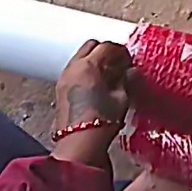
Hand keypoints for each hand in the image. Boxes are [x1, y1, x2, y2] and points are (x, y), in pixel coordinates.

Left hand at [53, 40, 133, 169]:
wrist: (79, 143)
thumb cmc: (102, 120)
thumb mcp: (121, 99)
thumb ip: (127, 80)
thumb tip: (131, 72)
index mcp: (90, 64)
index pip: (107, 46)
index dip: (121, 51)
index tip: (129, 61)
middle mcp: (74, 66)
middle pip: (90, 46)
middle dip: (105, 51)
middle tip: (118, 63)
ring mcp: (64, 77)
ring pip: (80, 58)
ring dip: (93, 61)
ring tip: (107, 75)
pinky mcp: (60, 89)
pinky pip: (74, 70)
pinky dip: (85, 71)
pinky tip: (95, 85)